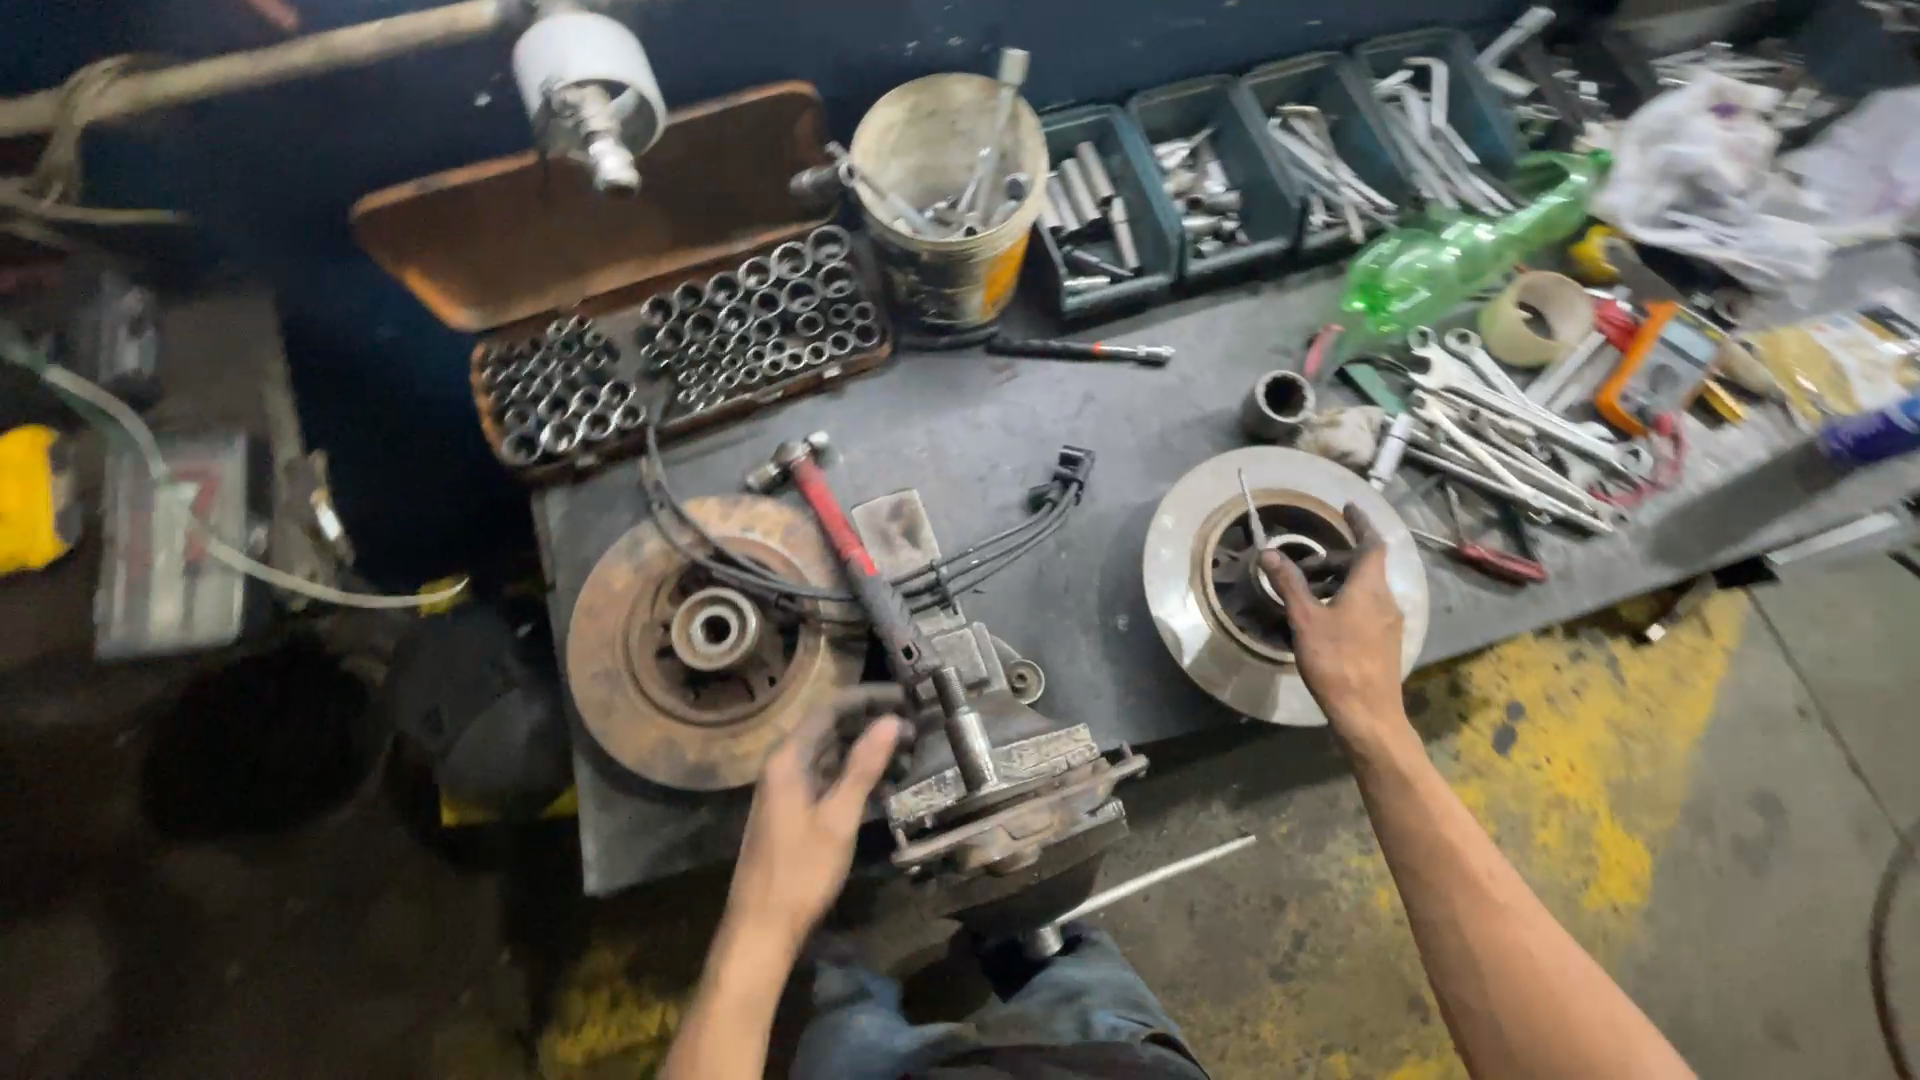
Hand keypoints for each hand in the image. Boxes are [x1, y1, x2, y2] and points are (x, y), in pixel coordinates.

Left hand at [723, 685, 907, 955]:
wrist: (761, 929)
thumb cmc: (800, 872)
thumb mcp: (838, 818)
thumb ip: (864, 766)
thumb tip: (890, 721)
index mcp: (788, 759)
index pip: (830, 709)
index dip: (868, 698)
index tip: (905, 697)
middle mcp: (785, 766)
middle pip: (831, 729)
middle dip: (871, 724)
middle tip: (914, 726)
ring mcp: (788, 789)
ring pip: (832, 755)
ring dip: (867, 752)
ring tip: (908, 753)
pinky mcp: (794, 811)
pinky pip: (828, 779)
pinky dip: (856, 778)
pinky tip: (887, 788)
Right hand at [1261, 504, 1410, 753]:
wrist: (1367, 713)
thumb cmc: (1335, 661)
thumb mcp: (1304, 618)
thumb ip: (1288, 583)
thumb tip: (1270, 552)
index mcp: (1370, 588)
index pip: (1371, 544)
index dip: (1360, 523)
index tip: (1347, 507)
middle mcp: (1386, 600)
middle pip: (1363, 568)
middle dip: (1333, 561)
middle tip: (1302, 569)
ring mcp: (1389, 624)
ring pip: (1364, 590)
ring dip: (1337, 583)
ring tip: (1306, 594)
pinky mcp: (1385, 643)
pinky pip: (1366, 608)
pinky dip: (1344, 601)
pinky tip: (1322, 620)